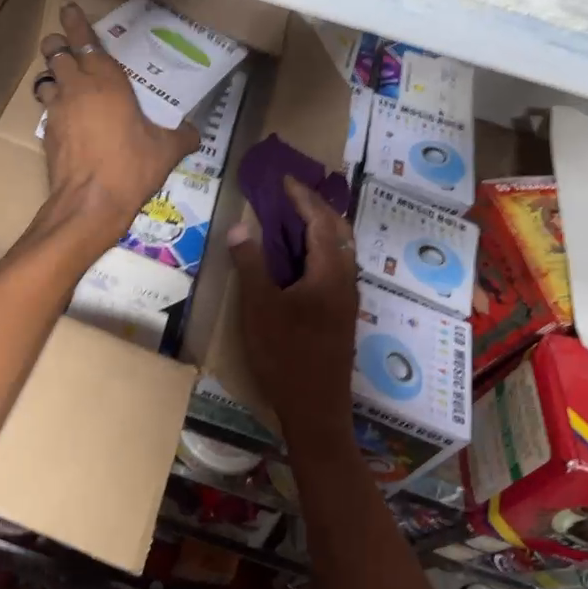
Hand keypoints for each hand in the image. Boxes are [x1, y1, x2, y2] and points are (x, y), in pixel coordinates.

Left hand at [36, 2, 200, 236]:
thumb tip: (194, 132)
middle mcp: (78, 87)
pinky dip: (52, 104)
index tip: (68, 8)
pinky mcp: (47, 132)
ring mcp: (57, 109)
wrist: (89, 203)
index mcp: (108, 81)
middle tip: (62, 42)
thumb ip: (182, 136)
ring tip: (60, 76)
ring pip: (46, 77)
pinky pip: (46, 107)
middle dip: (58, 43)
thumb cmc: (131, 168)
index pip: (87, 41)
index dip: (76, 23)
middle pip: (56, 52)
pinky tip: (64, 115)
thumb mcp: (166, 151)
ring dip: (51, 73)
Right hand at [229, 177, 358, 440]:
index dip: (302, 197)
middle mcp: (346, 280)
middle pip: (338, 231)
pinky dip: (319, 248)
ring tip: (293, 217)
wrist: (316, 410)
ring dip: (320, 227)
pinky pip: (335, 266)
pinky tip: (298, 258)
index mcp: (329, 272)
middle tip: (290, 193)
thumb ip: (250, 264)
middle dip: (316, 207)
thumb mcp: (259, 307)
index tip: (284, 178)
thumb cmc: (286, 356)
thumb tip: (240, 227)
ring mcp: (346, 299)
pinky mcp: (341, 314)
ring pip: (340, 250)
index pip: (320, 221)